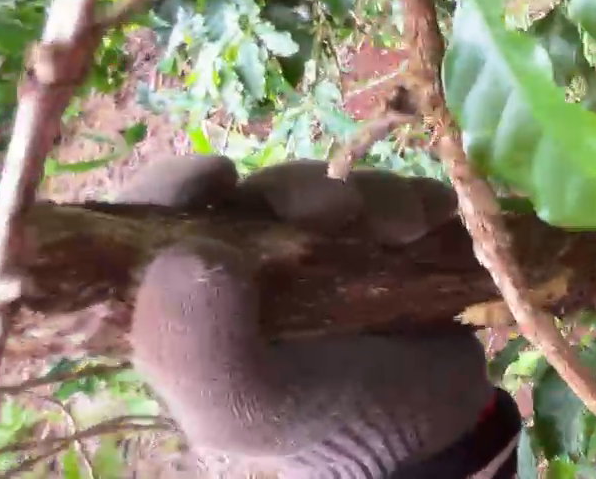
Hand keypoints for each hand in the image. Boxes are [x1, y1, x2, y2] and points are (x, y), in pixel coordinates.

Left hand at [120, 157, 516, 475]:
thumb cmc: (324, 420)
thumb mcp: (246, 405)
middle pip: (268, 190)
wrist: (429, 422)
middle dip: (306, 189)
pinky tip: (436, 223)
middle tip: (342, 211)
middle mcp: (263, 261)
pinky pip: (409, 191)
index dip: (177, 186)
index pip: (160, 224)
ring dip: (380, 195)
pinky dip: (424, 197)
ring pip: (346, 183)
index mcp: (201, 299)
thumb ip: (198, 347)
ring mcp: (338, 245)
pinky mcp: (400, 237)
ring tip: (409, 232)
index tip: (218, 174)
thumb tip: (187, 252)